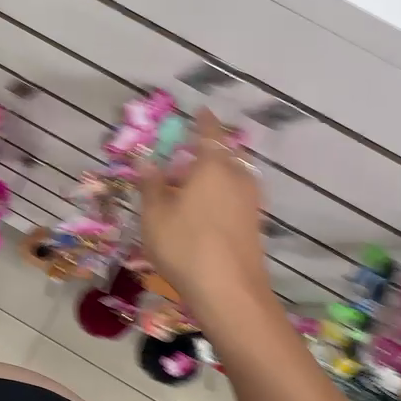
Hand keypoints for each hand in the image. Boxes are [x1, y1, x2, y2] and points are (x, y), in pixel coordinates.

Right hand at [137, 108, 273, 306]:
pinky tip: (202, 210)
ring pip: (232, 176)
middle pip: (225, 155)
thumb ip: (151, 185)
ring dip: (213, 175)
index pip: (209, 133)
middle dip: (208, 151)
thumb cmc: (184, 244)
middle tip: (185, 156)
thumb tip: (148, 162)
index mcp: (212, 166)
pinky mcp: (253, 223)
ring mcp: (249, 201)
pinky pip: (235, 195)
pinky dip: (220, 193)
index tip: (200, 110)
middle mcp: (237, 177)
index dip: (203, 121)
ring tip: (189, 186)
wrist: (228, 290)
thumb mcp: (154, 214)